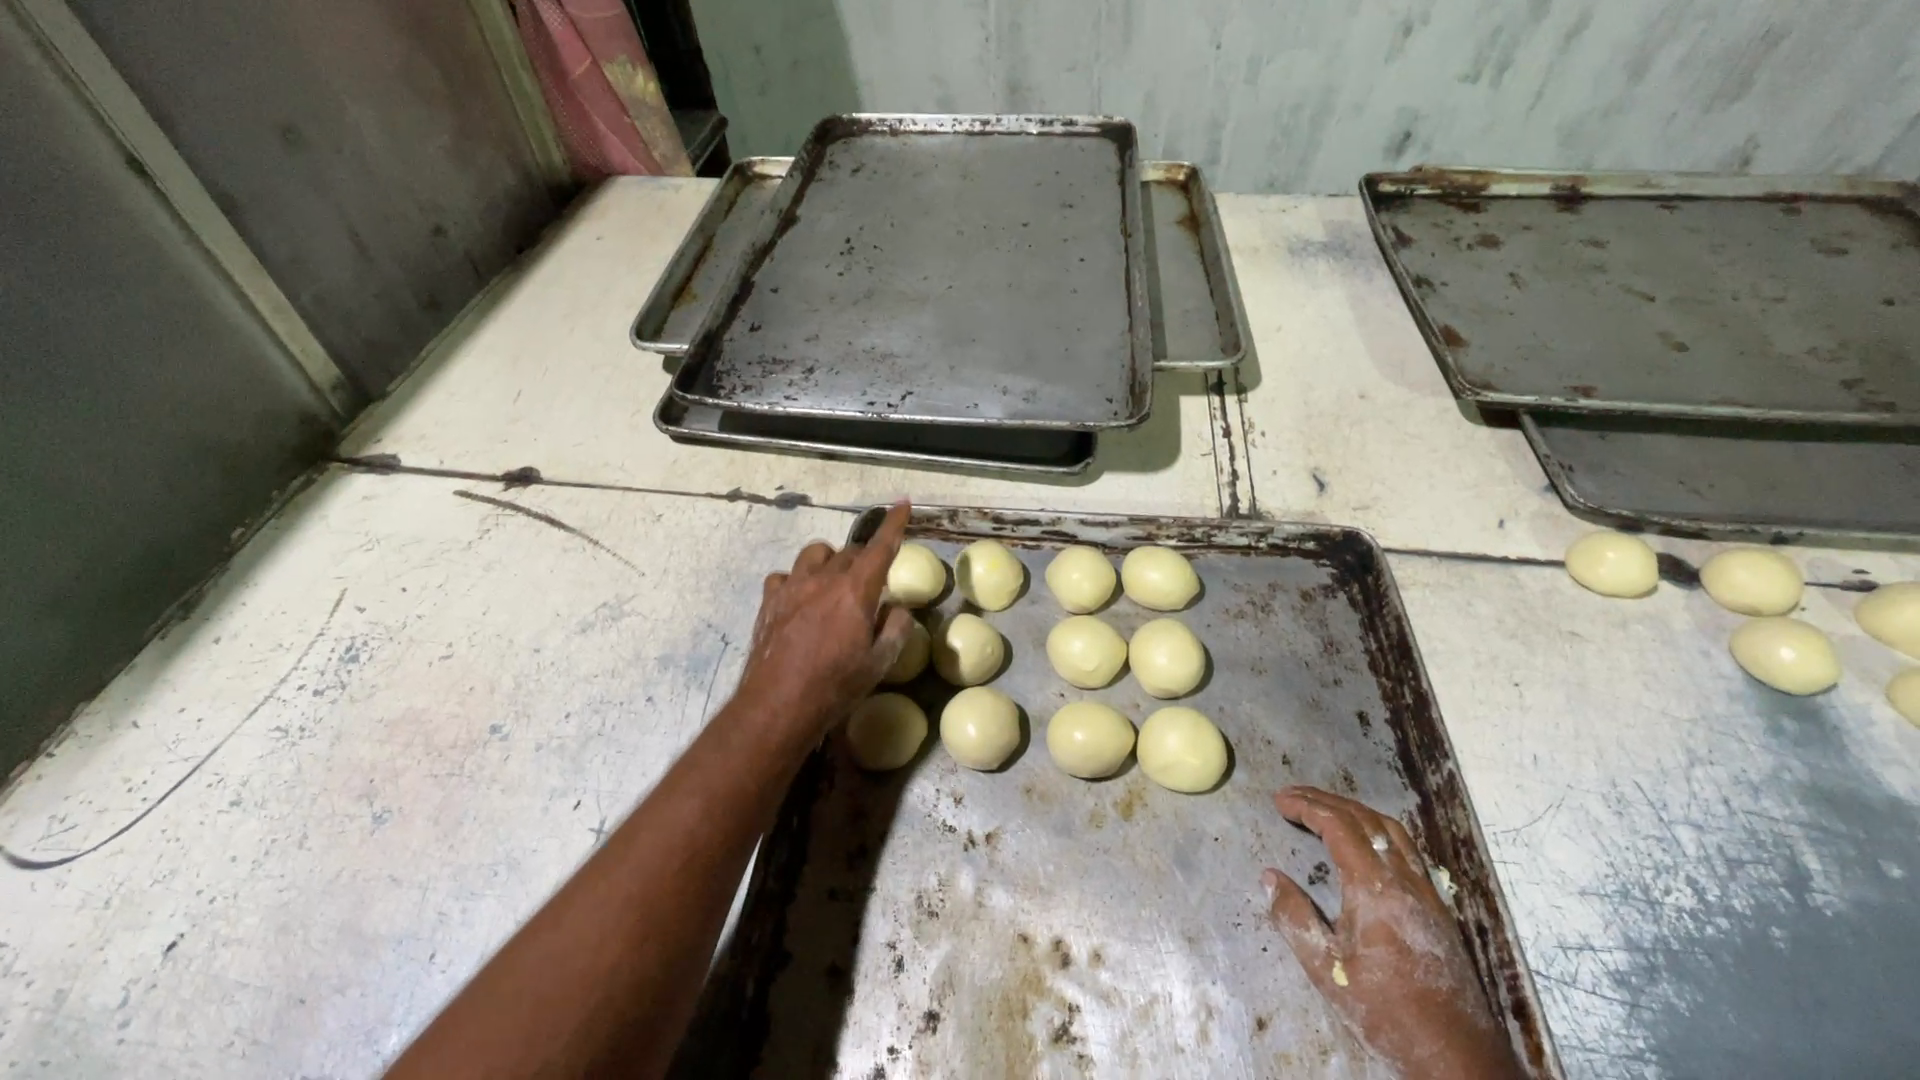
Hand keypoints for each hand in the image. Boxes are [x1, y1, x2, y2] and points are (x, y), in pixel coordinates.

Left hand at [733, 502, 916, 748]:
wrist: (778, 705)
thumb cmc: (835, 687)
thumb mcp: (879, 664)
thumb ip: (896, 629)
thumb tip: (896, 610)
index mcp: (855, 591)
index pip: (880, 548)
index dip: (894, 524)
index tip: (902, 504)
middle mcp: (823, 580)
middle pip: (850, 552)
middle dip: (865, 558)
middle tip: (871, 583)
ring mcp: (792, 588)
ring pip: (815, 554)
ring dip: (830, 562)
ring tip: (834, 584)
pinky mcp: (769, 602)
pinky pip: (785, 575)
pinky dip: (798, 581)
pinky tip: (801, 600)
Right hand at [1263, 787, 1523, 1079]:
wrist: (1454, 1050)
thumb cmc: (1384, 1010)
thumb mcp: (1326, 970)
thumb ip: (1295, 919)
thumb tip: (1269, 877)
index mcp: (1375, 889)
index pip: (1339, 827)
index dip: (1307, 806)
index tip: (1279, 801)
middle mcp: (1404, 879)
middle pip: (1365, 820)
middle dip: (1325, 801)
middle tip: (1293, 796)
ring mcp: (1426, 891)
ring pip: (1391, 830)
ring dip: (1354, 811)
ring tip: (1324, 810)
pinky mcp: (1437, 906)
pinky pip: (1406, 848)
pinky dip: (1377, 830)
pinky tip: (1365, 843)